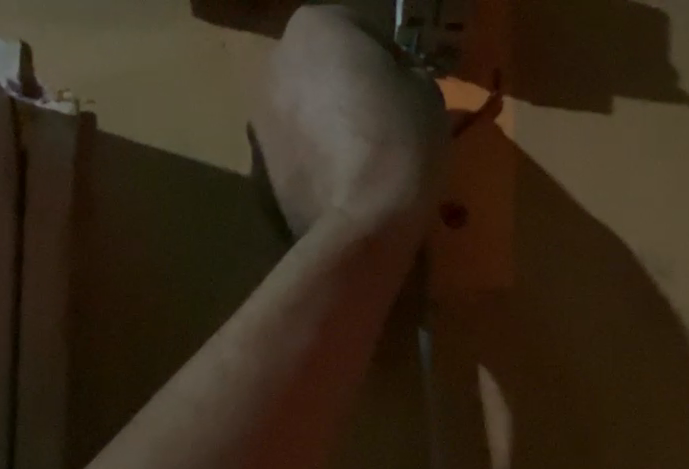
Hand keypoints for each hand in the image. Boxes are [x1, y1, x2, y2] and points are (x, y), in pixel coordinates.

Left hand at [251, 5, 447, 239]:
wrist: (363, 223)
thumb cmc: (400, 142)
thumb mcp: (426, 92)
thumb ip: (403, 75)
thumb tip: (394, 84)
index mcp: (315, 24)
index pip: (361, 30)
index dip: (390, 61)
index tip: (407, 92)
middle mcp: (276, 62)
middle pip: (321, 70)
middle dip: (348, 91)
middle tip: (382, 125)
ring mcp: (261, 118)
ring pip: (304, 114)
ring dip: (328, 128)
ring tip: (361, 161)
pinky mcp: (262, 169)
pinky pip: (298, 154)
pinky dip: (316, 163)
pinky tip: (343, 186)